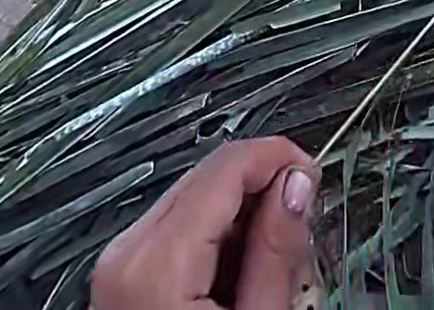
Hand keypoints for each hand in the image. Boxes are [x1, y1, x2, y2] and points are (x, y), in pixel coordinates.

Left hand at [92, 138, 318, 309]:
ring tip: (273, 256)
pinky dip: (217, 232)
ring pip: (196, 195)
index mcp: (157, 263)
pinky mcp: (122, 277)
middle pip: (209, 175)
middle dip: (261, 184)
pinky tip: (239, 270)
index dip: (277, 158)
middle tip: (302, 221)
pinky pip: (179, 225)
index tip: (314, 177)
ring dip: (241, 208)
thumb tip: (297, 180)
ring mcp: (119, 263)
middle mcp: (127, 250)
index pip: (227, 166)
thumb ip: (276, 250)